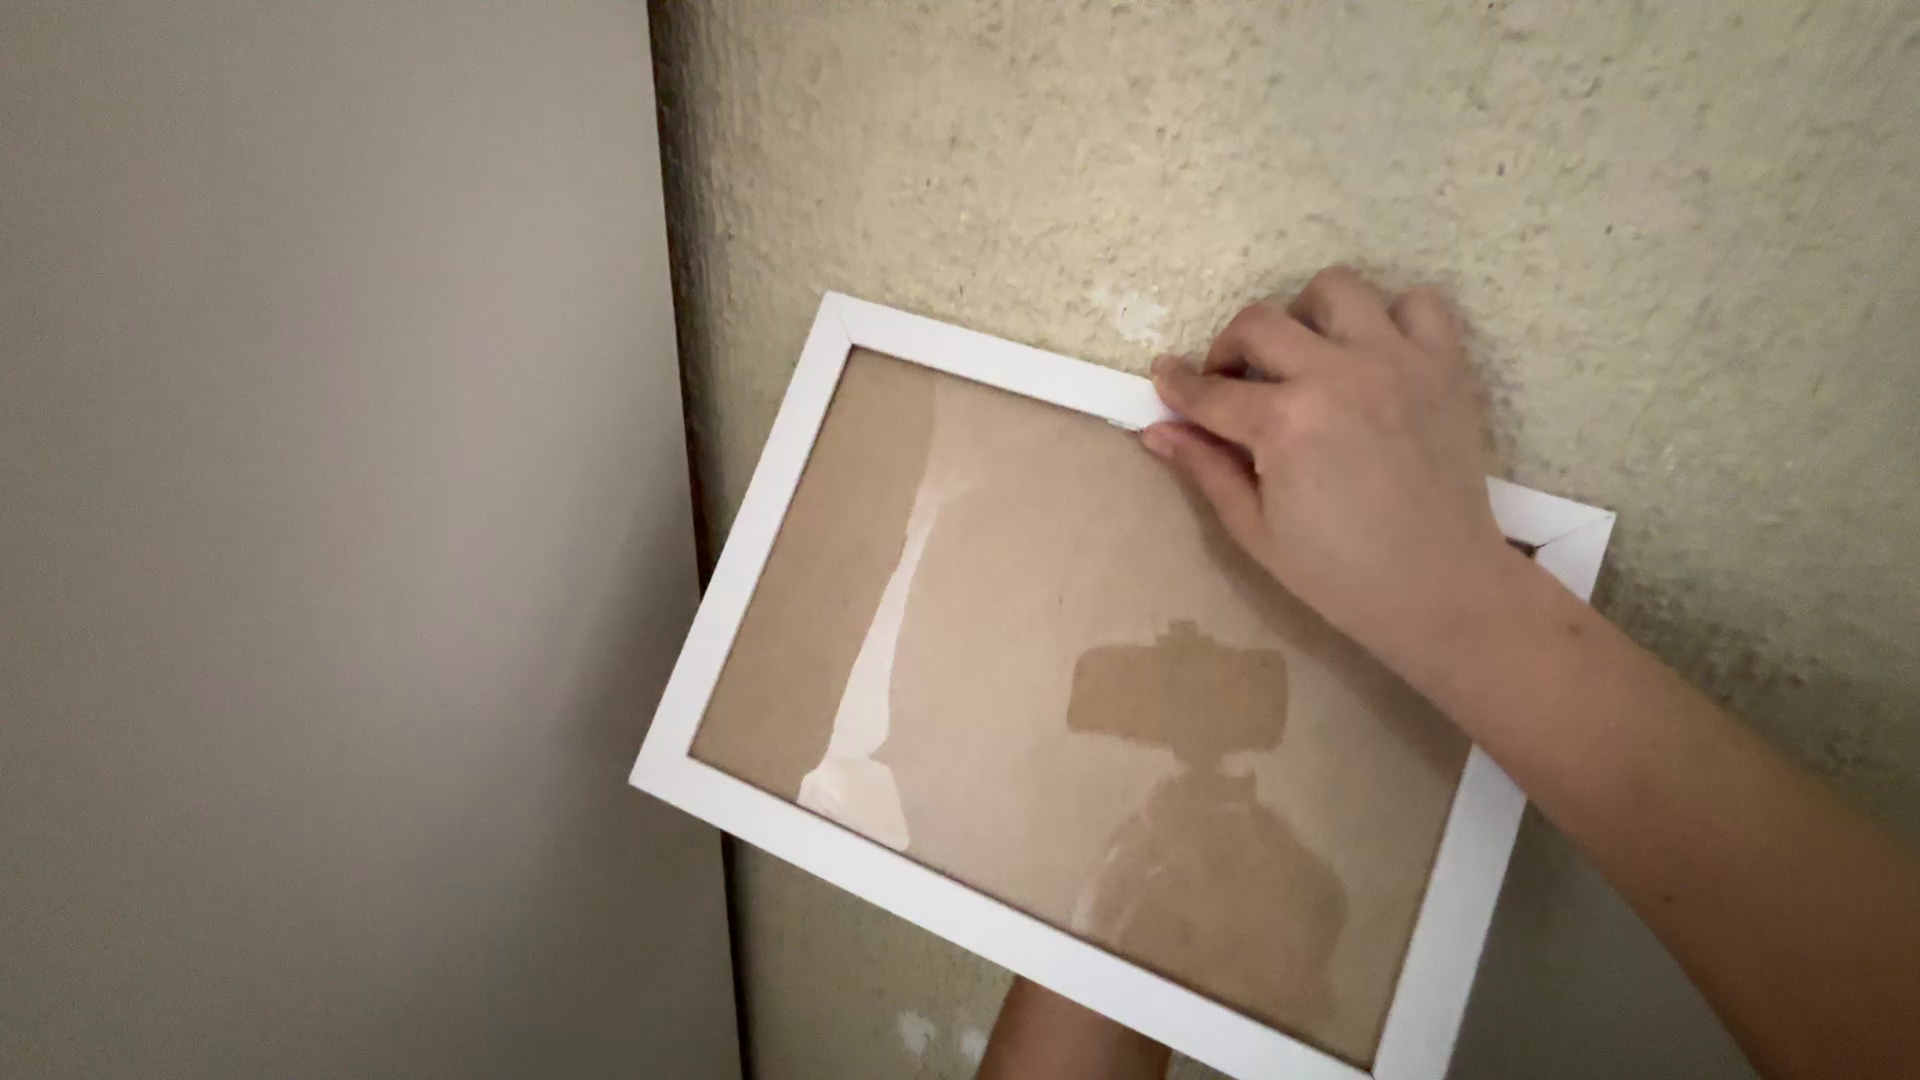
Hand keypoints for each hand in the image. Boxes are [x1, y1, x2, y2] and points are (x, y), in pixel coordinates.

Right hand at [1142, 266, 1520, 664]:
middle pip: (1258, 323)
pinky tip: (1369, 355)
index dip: (1176, 384)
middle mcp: (1339, 375)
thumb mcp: (1252, 528)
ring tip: (1301, 359)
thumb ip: (1205, 467)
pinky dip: (1385, 316)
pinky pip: (1417, 301)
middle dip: (1227, 350)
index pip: (1210, 392)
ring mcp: (1397, 362)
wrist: (1439, 586)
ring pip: (1334, 288)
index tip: (1162, 376)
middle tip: (1229, 384)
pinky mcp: (1444, 364)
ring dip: (1302, 316)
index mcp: (1286, 424)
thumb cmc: (1335, 570)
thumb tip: (1157, 430)